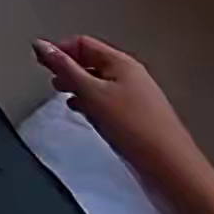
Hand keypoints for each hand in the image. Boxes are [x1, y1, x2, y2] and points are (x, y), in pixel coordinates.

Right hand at [33, 36, 206, 182]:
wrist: (172, 171)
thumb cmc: (131, 127)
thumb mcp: (90, 93)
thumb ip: (63, 67)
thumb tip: (40, 44)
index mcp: (121, 62)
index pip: (82, 43)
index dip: (59, 49)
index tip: (41, 63)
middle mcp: (131, 74)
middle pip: (90, 61)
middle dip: (67, 68)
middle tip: (51, 80)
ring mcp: (137, 95)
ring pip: (98, 81)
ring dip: (78, 86)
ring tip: (64, 97)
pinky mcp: (138, 116)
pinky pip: (107, 99)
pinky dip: (91, 102)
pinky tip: (84, 113)